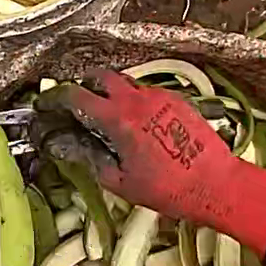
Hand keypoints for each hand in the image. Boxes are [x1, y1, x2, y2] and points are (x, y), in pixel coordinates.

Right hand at [34, 71, 265, 257]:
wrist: (220, 186)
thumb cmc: (168, 189)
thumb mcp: (119, 180)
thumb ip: (88, 157)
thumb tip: (62, 146)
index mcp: (118, 119)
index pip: (76, 96)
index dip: (55, 98)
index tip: (45, 104)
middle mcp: (137, 100)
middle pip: (100, 76)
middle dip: (83, 85)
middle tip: (76, 103)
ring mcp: (160, 97)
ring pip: (125, 82)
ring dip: (109, 91)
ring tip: (106, 114)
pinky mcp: (178, 101)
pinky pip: (146, 93)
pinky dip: (133, 100)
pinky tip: (136, 122)